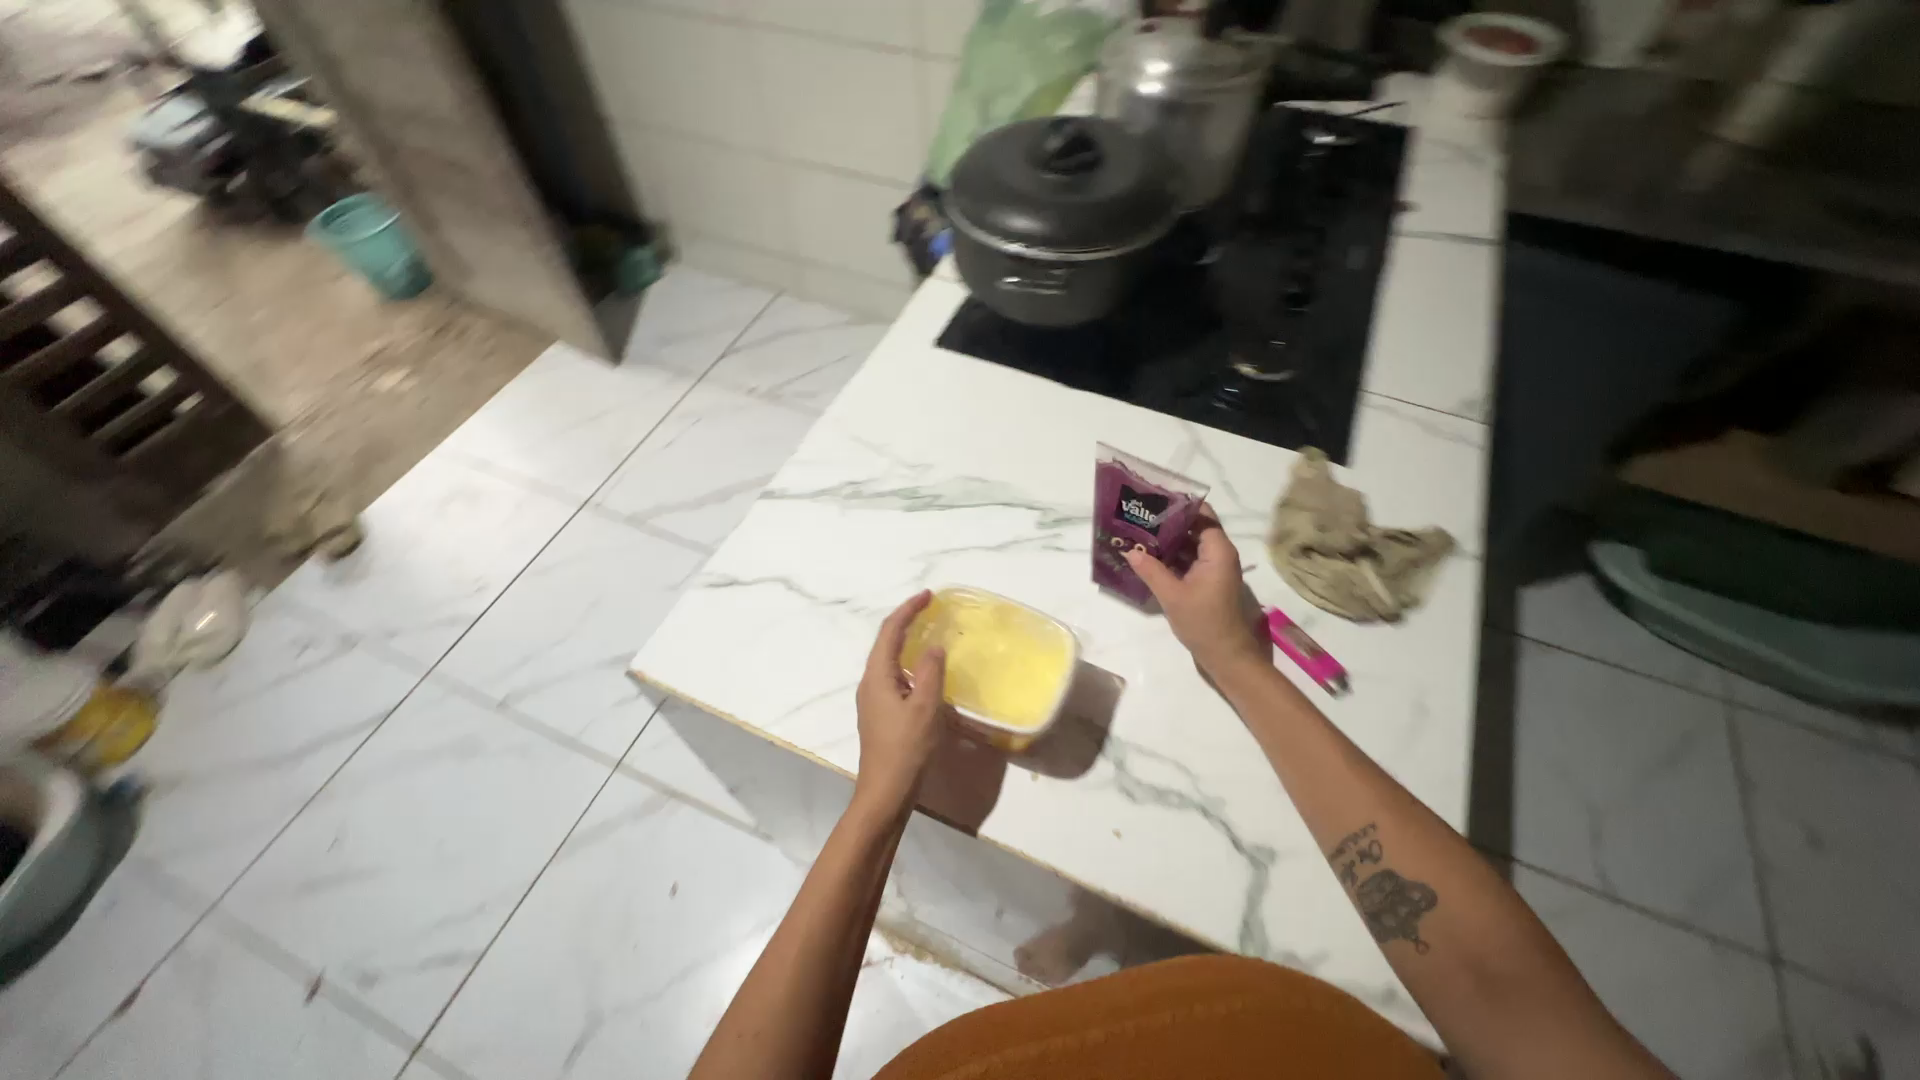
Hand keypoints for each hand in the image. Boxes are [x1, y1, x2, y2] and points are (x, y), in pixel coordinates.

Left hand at [854, 590, 947, 806]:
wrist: (885, 791)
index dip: (908, 610)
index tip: (929, 596)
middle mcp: (870, 683)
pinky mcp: (881, 714)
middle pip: (886, 642)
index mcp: (877, 676)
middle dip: (906, 621)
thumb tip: (934, 646)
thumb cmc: (905, 748)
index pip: (890, 631)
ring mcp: (873, 700)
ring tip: (931, 633)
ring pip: (890, 660)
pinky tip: (927, 673)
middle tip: (931, 609)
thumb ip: (931, 672)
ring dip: (907, 642)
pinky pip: (895, 677)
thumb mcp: (925, 708)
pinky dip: (910, 664)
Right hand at [1124, 513, 1268, 678]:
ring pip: (1190, 545)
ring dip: (1168, 541)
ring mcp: (1214, 569)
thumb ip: (1151, 570)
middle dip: (1168, 522)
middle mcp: (1219, 554)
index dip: (1179, 505)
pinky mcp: (1208, 582)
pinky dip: (1172, 557)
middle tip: (1138, 517)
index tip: (1153, 500)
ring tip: (1138, 534)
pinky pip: (1189, 560)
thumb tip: (1129, 550)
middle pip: (1194, 528)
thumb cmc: (1204, 623)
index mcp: (1218, 551)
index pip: (1201, 515)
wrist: (1226, 656)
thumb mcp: (1172, 595)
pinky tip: (1149, 557)